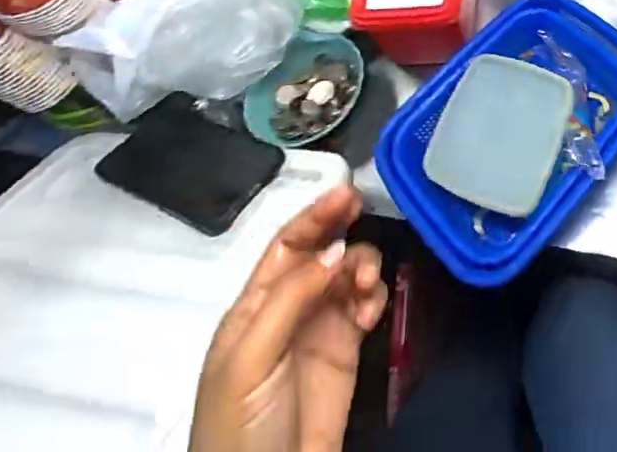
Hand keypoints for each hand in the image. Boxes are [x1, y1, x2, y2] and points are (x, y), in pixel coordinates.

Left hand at [190, 187, 388, 451]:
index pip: (285, 246)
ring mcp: (319, 327)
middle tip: (365, 211)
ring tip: (369, 283)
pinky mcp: (346, 346)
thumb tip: (335, 250)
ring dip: (363, 266)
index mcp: (254, 308)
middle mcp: (288, 308)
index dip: (314, 217)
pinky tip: (374, 306)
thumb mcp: (250, 358)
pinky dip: (374, 295)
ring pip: (348, 273)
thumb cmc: (242, 424)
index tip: (346, 193)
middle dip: (342, 229)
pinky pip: (366, 303)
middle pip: (320, 252)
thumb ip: (291, 298)